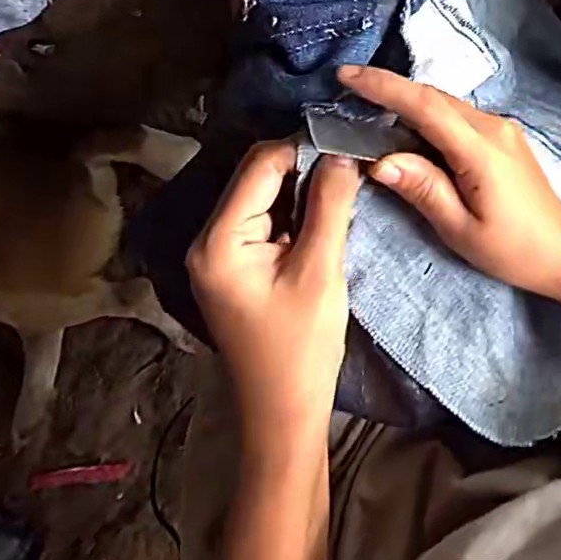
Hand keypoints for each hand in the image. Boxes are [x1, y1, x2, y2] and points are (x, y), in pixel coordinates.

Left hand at [186, 142, 358, 440]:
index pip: (260, 166)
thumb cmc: (301, 346)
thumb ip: (330, 204)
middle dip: (305, 164)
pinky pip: (268, 215)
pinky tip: (327, 208)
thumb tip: (343, 152)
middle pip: (258, 175)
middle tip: (351, 164)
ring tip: (345, 182)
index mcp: (219, 240)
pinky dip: (298, 207)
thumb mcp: (321, 269)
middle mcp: (209, 239)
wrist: (285, 413)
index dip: (304, 148)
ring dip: (304, 185)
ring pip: (266, 193)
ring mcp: (221, 252)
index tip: (348, 146)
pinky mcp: (239, 262)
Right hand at [336, 65, 560, 301]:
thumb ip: (422, 189)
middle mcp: (493, 126)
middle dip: (388, 89)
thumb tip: (379, 160)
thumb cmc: (513, 248)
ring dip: (407, 101)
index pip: (426, 107)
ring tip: (366, 107)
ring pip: (445, 104)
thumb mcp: (460, 229)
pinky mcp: (502, 133)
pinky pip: (457, 115)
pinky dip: (427, 115)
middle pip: (434, 98)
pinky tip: (406, 127)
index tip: (347, 75)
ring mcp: (501, 127)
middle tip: (346, 89)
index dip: (385, 88)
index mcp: (481, 150)